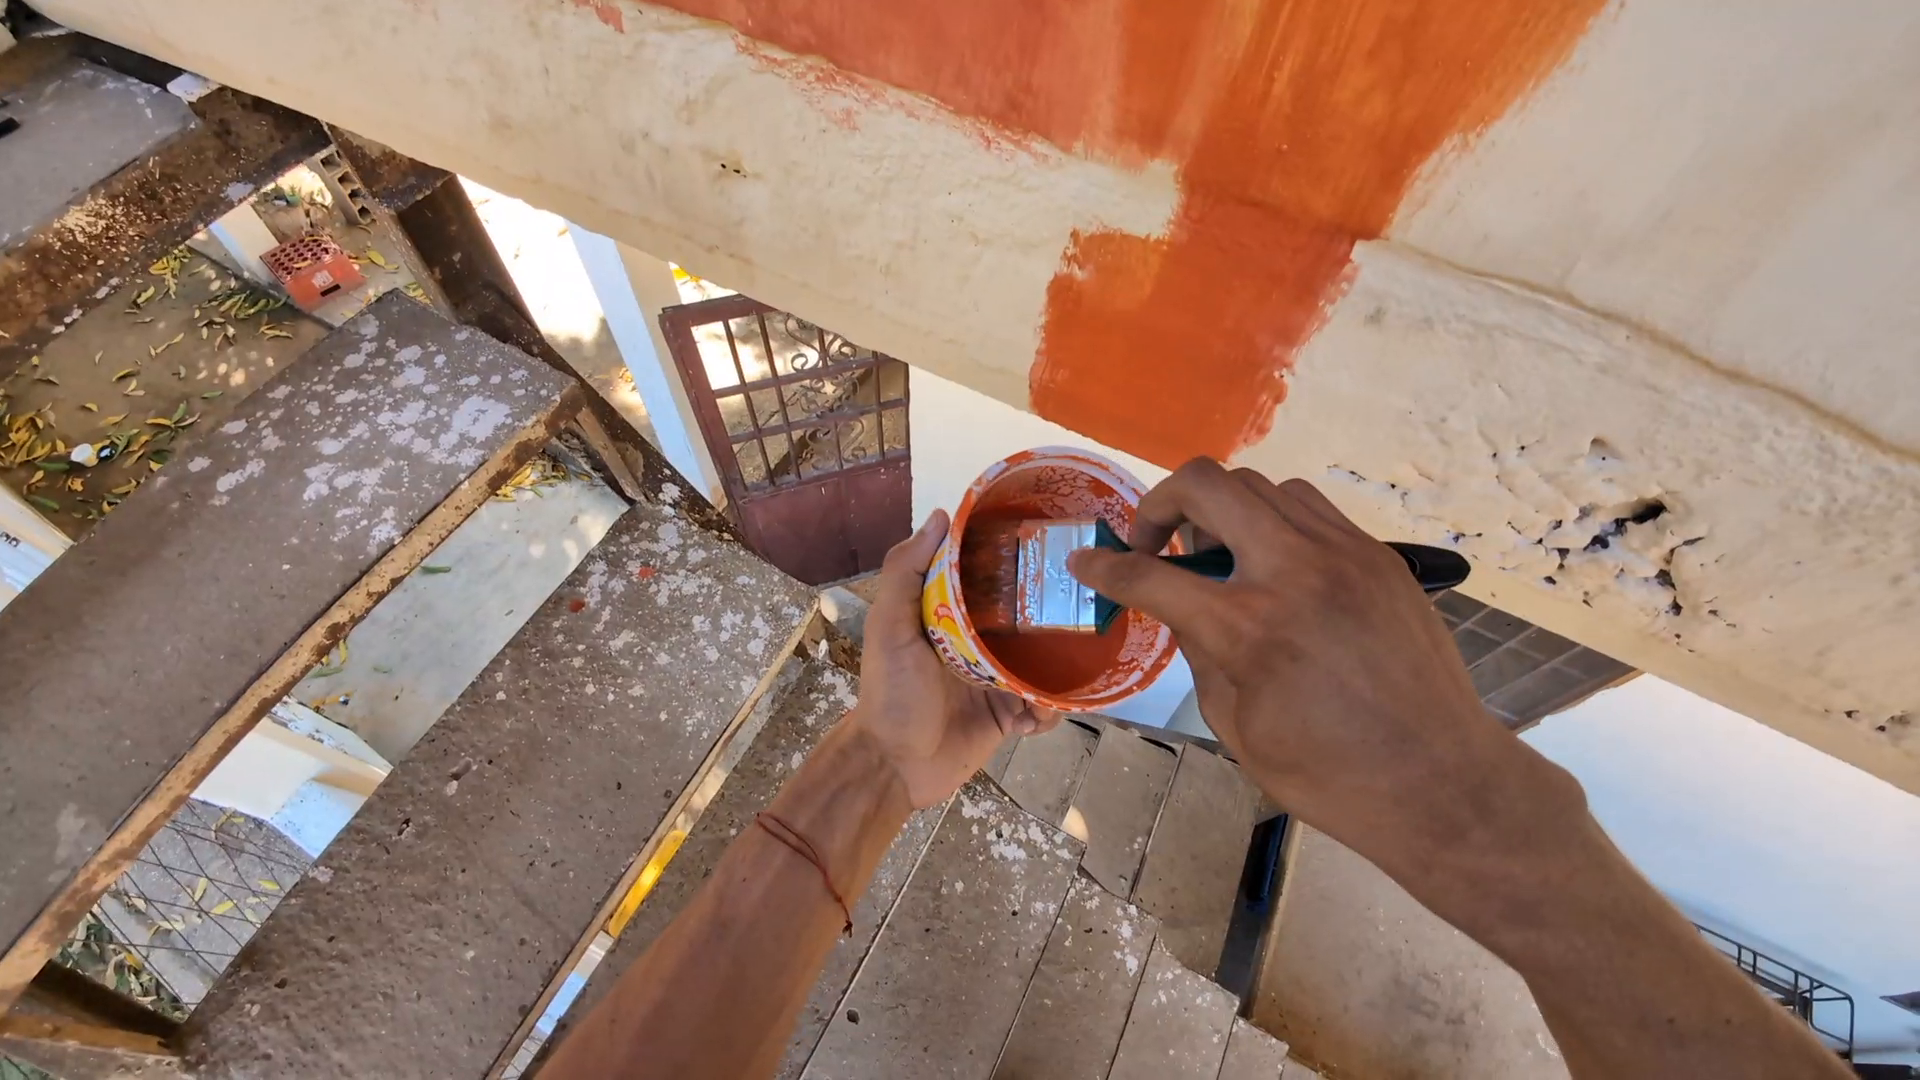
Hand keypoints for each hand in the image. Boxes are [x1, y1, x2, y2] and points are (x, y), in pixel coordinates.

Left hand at [850, 510, 1061, 807]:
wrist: (896, 764)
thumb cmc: (891, 691)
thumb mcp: (890, 626)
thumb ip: (905, 572)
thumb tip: (942, 516)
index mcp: (950, 617)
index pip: (988, 579)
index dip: (1013, 562)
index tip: (1046, 544)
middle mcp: (977, 643)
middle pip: (1024, 619)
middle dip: (1051, 614)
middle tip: (1080, 603)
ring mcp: (996, 680)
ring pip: (1042, 663)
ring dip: (1058, 666)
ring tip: (1073, 662)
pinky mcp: (1009, 716)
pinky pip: (1043, 707)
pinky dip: (1049, 709)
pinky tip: (1043, 709)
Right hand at [1067, 459, 1571, 879]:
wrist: (1444, 783)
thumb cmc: (1327, 774)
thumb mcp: (1234, 722)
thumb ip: (1200, 650)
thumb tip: (1187, 609)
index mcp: (1247, 627)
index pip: (1150, 575)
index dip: (1104, 567)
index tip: (1084, 562)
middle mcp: (1292, 570)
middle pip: (1206, 485)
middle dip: (1159, 504)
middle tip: (1154, 542)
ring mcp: (1343, 554)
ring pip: (1261, 485)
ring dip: (1221, 509)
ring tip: (1219, 555)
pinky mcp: (1377, 557)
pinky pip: (1309, 508)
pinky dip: (1272, 520)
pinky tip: (1272, 564)